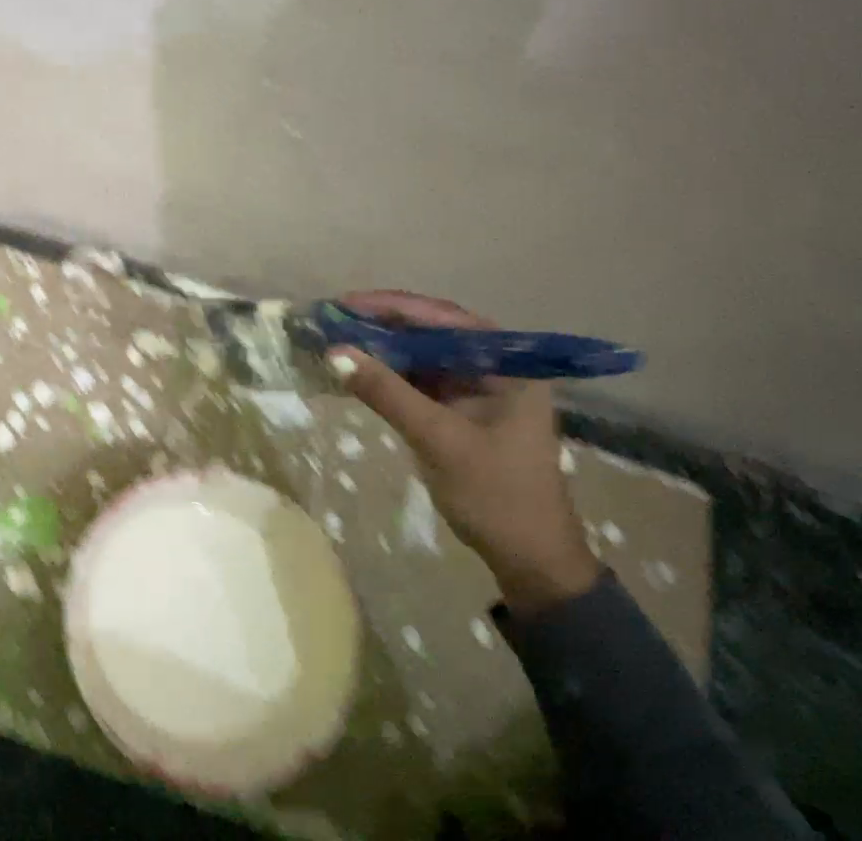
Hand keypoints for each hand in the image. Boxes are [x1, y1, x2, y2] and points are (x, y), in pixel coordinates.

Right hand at [329, 291, 599, 614]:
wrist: (529, 557)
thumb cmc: (496, 495)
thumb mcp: (438, 439)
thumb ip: (387, 393)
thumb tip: (335, 352)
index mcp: (508, 365)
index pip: (445, 320)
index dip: (393, 307)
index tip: (345, 303)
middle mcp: (494, 369)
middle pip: (431, 334)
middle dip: (382, 325)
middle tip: (332, 321)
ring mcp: (476, 392)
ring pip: (422, 358)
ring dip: (381, 350)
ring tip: (335, 341)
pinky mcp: (459, 414)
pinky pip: (418, 384)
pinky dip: (387, 378)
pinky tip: (355, 373)